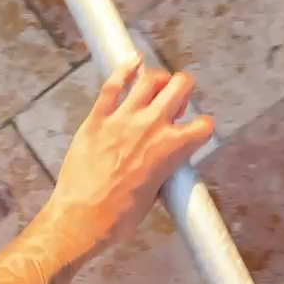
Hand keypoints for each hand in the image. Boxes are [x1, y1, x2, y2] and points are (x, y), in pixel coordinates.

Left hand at [43, 57, 213, 255]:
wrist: (80, 220)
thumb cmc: (117, 218)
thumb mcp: (154, 196)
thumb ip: (164, 168)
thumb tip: (163, 161)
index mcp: (173, 149)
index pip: (203, 124)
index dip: (199, 128)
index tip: (191, 132)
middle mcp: (152, 126)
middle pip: (181, 85)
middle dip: (182, 90)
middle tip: (173, 102)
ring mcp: (122, 119)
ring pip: (150, 79)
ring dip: (156, 81)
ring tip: (152, 89)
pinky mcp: (96, 120)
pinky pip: (112, 85)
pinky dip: (124, 69)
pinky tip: (132, 62)